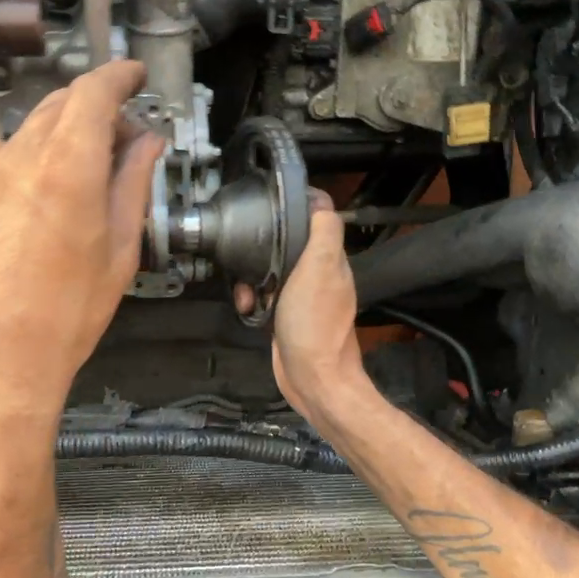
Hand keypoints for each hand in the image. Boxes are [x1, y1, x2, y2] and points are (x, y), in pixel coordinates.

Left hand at [0, 60, 165, 425]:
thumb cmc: (66, 315)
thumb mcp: (119, 253)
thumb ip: (133, 186)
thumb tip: (145, 145)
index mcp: (67, 167)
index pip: (93, 92)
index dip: (117, 76)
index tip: (132, 77)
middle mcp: (18, 159)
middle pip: (58, 107)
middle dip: (92, 113)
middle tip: (118, 143)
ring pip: (26, 137)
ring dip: (55, 144)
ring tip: (74, 188)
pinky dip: (22, 168)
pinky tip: (34, 210)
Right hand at [256, 189, 370, 425]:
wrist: (312, 378)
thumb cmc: (314, 322)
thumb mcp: (320, 266)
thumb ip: (324, 230)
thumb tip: (320, 199)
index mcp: (331, 260)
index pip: (312, 221)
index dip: (290, 214)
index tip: (265, 214)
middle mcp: (319, 276)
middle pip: (285, 247)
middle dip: (262, 254)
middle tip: (250, 267)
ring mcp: (302, 300)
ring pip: (271, 274)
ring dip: (253, 281)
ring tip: (248, 297)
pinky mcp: (286, 319)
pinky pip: (265, 299)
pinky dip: (254, 302)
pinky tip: (250, 311)